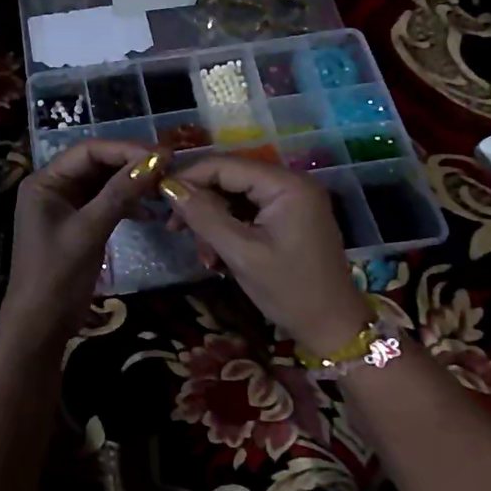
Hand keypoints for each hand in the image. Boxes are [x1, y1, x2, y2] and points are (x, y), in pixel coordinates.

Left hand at [3, 140, 162, 335]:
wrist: (40, 323)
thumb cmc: (56, 274)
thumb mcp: (89, 231)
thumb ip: (120, 193)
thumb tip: (156, 160)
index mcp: (44, 182)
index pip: (88, 151)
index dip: (126, 149)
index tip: (164, 154)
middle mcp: (52, 188)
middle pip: (96, 165)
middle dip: (131, 166)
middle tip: (171, 168)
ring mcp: (65, 208)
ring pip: (103, 185)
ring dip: (132, 185)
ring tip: (165, 189)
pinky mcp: (77, 226)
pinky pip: (104, 205)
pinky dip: (126, 206)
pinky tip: (151, 212)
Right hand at [161, 156, 372, 356]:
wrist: (331, 325)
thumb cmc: (288, 289)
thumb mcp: (240, 253)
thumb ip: (204, 217)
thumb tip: (168, 188)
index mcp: (286, 185)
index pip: (225, 165)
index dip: (188, 178)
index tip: (159, 199)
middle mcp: (291, 183)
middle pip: (229, 178)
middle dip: (200, 204)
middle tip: (176, 231)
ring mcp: (291, 200)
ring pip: (234, 196)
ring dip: (211, 221)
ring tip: (204, 255)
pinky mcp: (288, 217)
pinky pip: (247, 211)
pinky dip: (227, 229)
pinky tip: (217, 255)